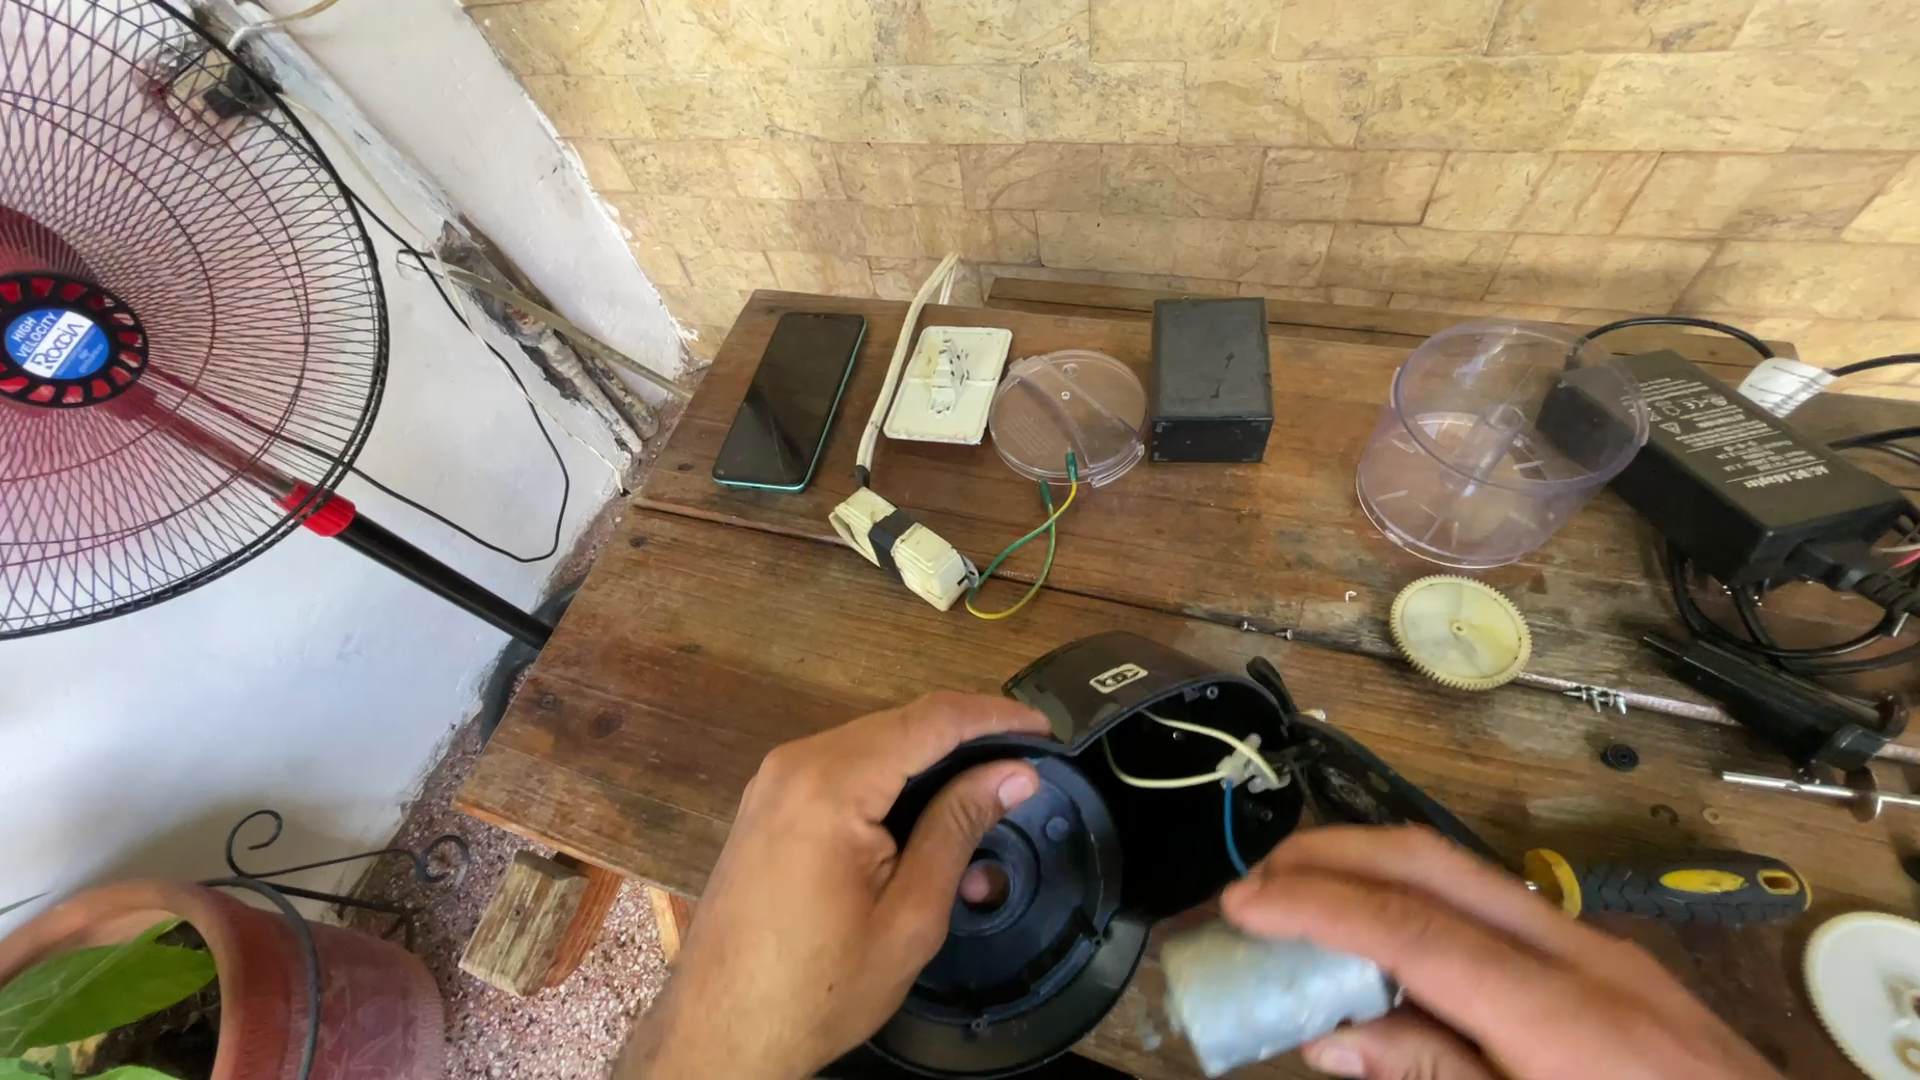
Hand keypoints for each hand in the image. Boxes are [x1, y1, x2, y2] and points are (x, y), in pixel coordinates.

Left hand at [619, 692, 1046, 1078]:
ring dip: (931, 761)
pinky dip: (893, 778)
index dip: (994, 716)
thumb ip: (959, 826)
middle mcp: (799, 759)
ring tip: (983, 795)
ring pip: (876, 741)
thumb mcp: (910, 915)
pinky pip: (847, 764)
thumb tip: (1015, 772)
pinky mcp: (772, 796)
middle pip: (902, 724)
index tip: (1044, 728)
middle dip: (967, 738)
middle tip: (1021, 768)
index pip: (931, 720)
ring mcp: (778, 775)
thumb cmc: (818, 986)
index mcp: (832, 781)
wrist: (716, 1033)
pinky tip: (925, 813)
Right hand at [1219, 826, 1785, 1079]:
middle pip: (1425, 858)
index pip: (1411, 927)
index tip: (1241, 903)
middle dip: (1327, 852)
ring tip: (1297, 891)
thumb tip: (1327, 1040)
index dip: (1314, 905)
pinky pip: (1479, 894)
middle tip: (1256, 879)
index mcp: (1573, 1024)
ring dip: (1360, 862)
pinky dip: (1405, 889)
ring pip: (1449, 862)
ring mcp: (1597, 944)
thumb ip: (1434, 1078)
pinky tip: (1376, 928)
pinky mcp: (1602, 951)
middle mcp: (1583, 958)